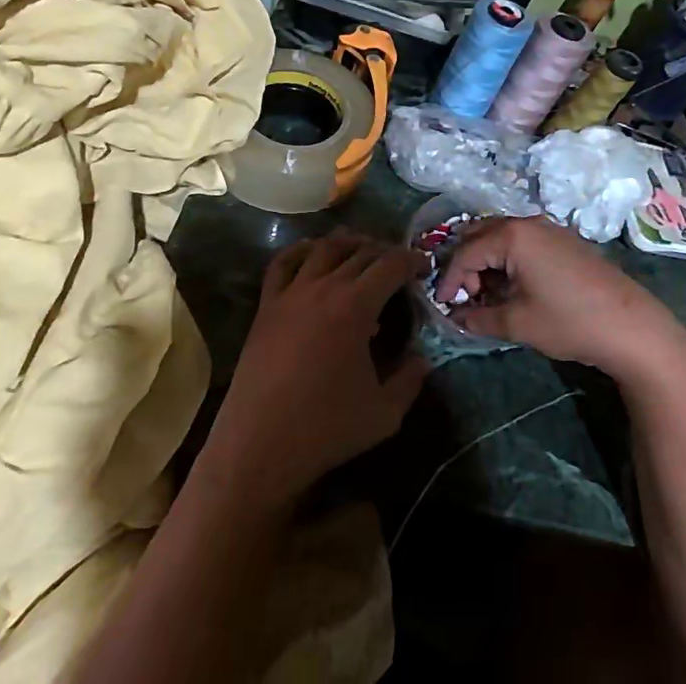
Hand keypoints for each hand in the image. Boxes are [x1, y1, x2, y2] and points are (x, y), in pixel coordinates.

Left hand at [200, 231, 430, 511]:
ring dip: (346, 244)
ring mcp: (289, 294)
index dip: (411, 260)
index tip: (424, 266)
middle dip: (383, 251)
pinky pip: (282, 264)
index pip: (389, 266)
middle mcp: (321, 288)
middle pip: (357, 253)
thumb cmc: (327, 428)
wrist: (261, 441)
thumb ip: (409, 381)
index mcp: (355, 307)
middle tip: (398, 263)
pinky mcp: (266, 306)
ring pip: (321, 249)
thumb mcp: (384, 413)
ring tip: (362, 250)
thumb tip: (422, 360)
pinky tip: (311, 254)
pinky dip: (300, 251)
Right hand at [434, 216, 685, 381]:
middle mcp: (528, 223)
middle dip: (466, 265)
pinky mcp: (566, 242)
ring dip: (486, 262)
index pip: (465, 252)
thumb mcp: (516, 323)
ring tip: (486, 295)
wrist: (634, 329)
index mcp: (512, 236)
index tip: (442, 304)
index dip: (449, 279)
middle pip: (480, 235)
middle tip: (463, 295)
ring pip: (501, 237)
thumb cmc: (570, 322)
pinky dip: (507, 260)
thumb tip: (455, 317)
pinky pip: (523, 242)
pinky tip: (512, 288)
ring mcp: (550, 230)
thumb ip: (477, 317)